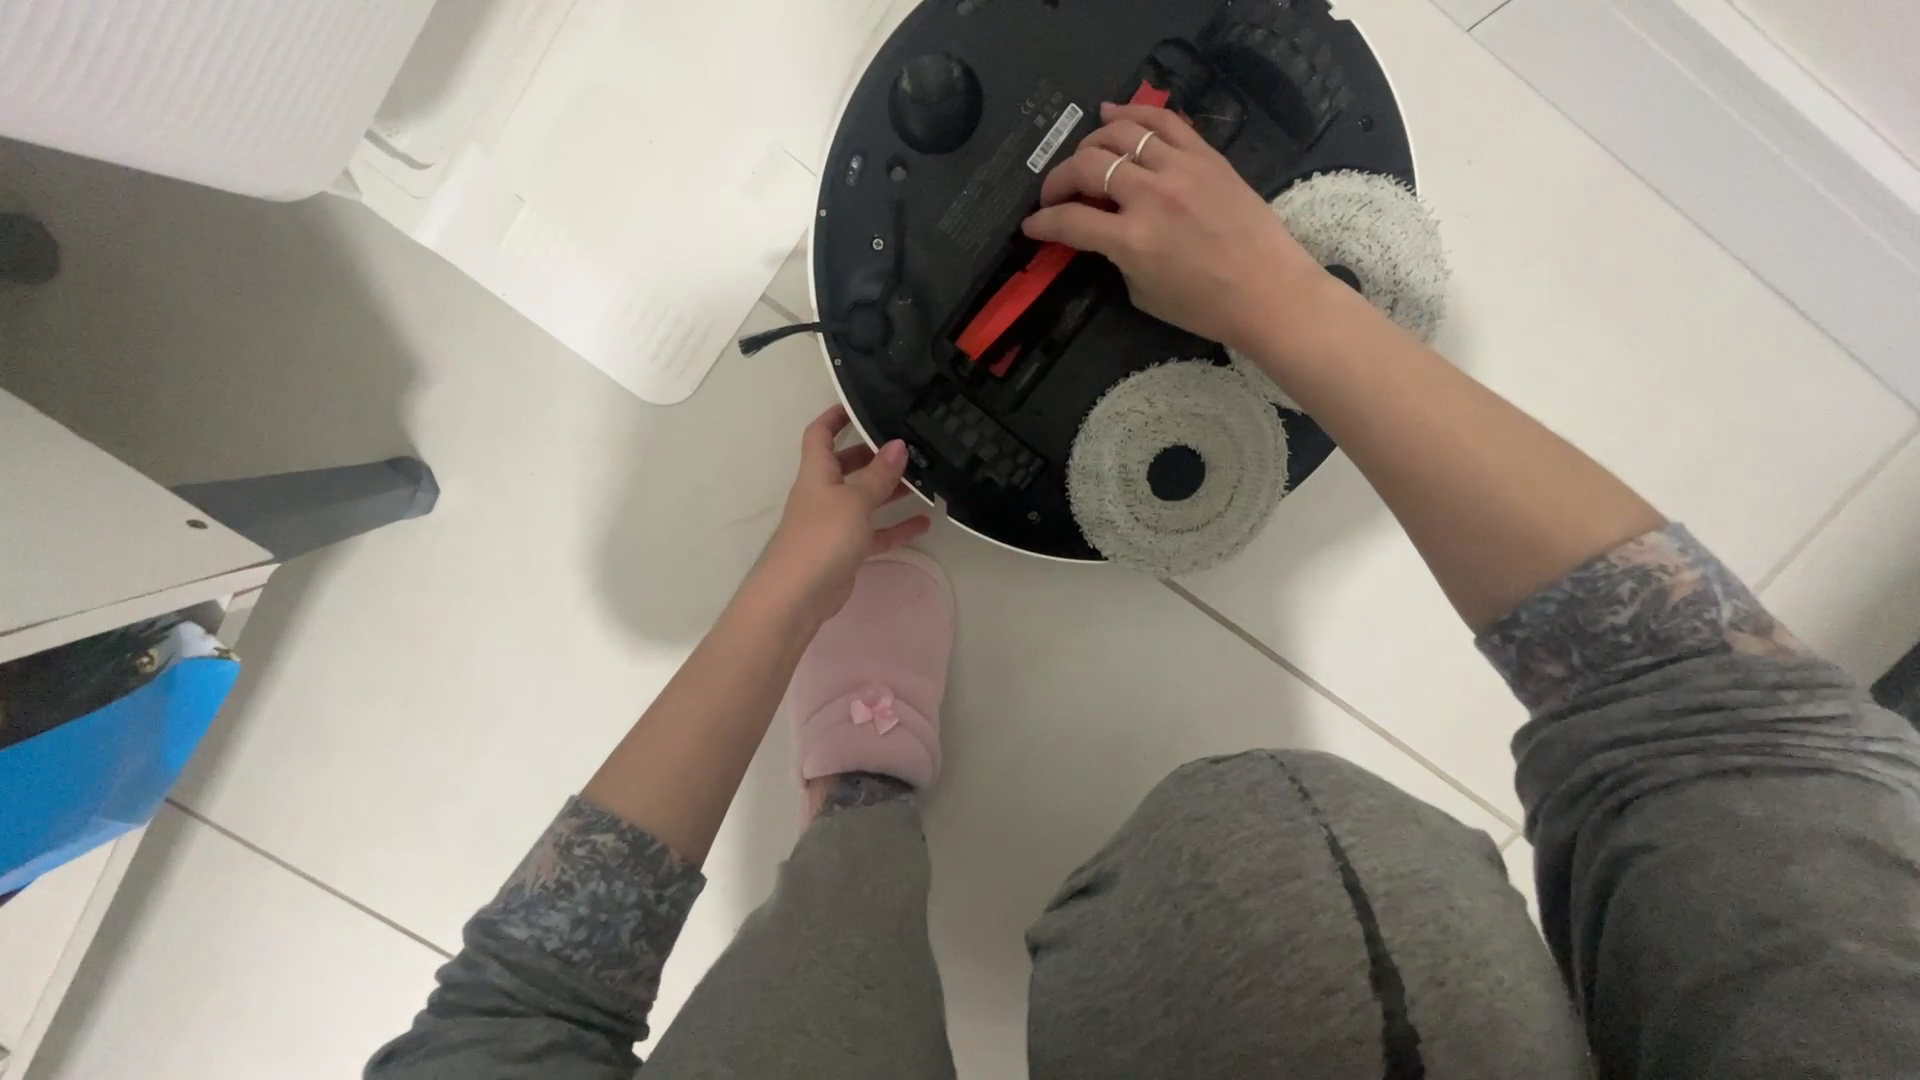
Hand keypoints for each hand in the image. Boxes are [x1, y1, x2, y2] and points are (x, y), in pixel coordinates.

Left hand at [751, 405, 931, 625]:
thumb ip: (878, 475)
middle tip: (906, 445)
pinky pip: (875, 532)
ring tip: (923, 480)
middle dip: (873, 454)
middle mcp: (823, 493)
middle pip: (847, 465)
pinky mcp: (846, 549)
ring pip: (864, 498)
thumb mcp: (855, 500)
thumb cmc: (822, 537)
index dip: (835, 417)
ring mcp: (834, 523)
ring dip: (889, 490)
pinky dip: (895, 527)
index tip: (858, 403)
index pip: (820, 434)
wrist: (799, 594)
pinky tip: (923, 523)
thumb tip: (898, 445)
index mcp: (817, 473)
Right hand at [1022, 103, 1332, 354]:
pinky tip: (1112, 113)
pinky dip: (1133, 113)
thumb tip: (1105, 234)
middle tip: (1052, 194)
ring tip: (1082, 154)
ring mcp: (1181, 169)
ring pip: (1121, 133)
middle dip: (1057, 179)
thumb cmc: (1205, 307)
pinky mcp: (1206, 156)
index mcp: (1132, 241)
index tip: (1031, 225)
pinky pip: (1163, 122)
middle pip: (1087, 167)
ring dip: (1090, 142)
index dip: (1042, 223)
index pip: (1069, 222)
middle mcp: (1151, 197)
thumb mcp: (1144, 293)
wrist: (1267, 291)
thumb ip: (1118, 258)